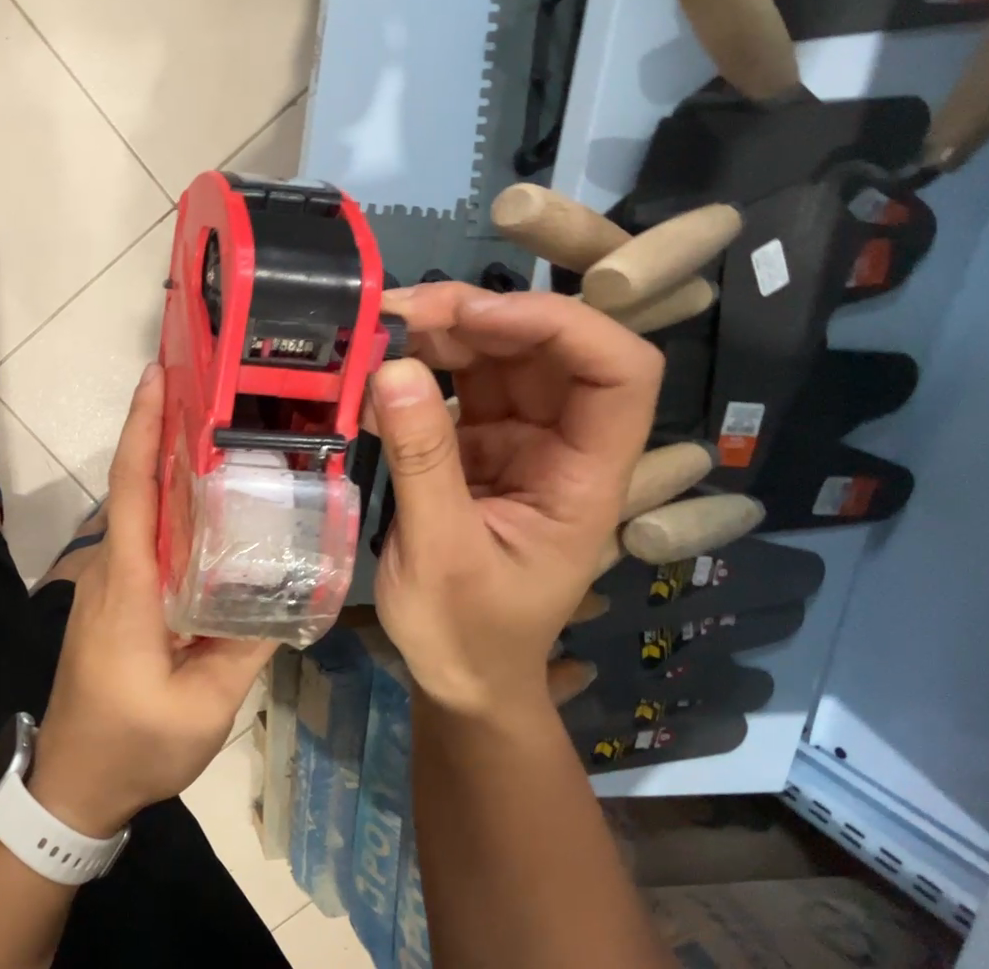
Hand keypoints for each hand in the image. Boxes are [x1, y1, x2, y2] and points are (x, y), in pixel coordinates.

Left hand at [29, 365, 276, 836]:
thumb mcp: (204, 706)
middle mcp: (110, 570)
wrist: (74, 784)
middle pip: (135, 487)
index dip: (141, 427)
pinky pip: (145, 542)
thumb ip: (246, 645)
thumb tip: (288, 591)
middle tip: (214, 389)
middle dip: (164, 432)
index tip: (157, 375)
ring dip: (171, 469)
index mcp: (126, 586)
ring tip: (224, 434)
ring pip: (140, 513)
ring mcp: (107, 585)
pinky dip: (172, 512)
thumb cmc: (133, 745)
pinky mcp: (113, 600)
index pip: (130, 488)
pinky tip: (214, 509)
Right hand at [369, 283, 662, 717]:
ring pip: (494, 363)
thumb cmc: (466, 631)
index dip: (561, 326)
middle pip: (544, 353)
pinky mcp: (470, 451)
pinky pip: (450, 392)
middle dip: (477, 319)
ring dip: (439, 337)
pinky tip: (371, 371)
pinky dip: (412, 373)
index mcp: (585, 477)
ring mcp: (515, 445)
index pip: (617, 375)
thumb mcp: (440, 553)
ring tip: (376, 331)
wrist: (458, 674)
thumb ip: (422, 462)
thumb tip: (390, 370)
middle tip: (397, 313)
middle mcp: (560, 447)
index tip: (476, 316)